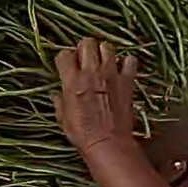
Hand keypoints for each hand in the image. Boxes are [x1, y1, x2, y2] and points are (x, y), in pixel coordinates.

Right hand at [53, 38, 140, 154]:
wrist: (108, 143)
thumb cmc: (82, 134)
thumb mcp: (63, 118)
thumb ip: (60, 102)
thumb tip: (57, 95)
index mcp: (72, 81)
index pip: (64, 54)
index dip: (65, 58)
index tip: (67, 65)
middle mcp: (91, 73)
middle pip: (87, 43)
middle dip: (84, 48)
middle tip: (85, 59)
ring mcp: (111, 75)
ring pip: (107, 47)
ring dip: (103, 52)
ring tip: (102, 62)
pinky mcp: (127, 81)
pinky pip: (130, 61)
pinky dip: (126, 62)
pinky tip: (121, 70)